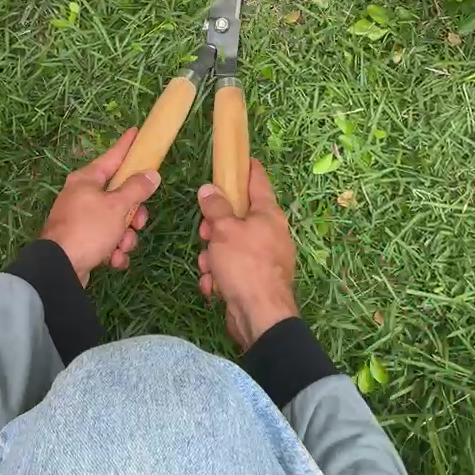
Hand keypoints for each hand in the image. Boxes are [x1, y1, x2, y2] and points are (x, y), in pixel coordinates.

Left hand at [40, 128, 161, 285]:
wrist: (59, 267)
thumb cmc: (88, 229)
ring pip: (115, 222)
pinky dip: (113, 251)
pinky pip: (106, 242)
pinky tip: (114, 260)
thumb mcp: (117, 206)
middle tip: (139, 222)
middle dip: (133, 213)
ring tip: (122, 247)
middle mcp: (82, 196)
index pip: (113, 157)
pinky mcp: (82, 242)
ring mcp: (81, 220)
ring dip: (125, 237)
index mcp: (86, 180)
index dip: (127, 145)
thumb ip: (136, 189)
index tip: (136, 132)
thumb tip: (150, 174)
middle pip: (119, 196)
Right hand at [196, 159, 298, 349]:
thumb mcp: (224, 229)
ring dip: (212, 254)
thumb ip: (215, 207)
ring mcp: (263, 257)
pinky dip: (219, 275)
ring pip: (229, 244)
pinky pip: (231, 268)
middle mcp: (270, 232)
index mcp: (268, 214)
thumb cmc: (245, 264)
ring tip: (208, 266)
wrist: (260, 316)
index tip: (237, 157)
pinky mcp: (254, 280)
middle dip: (215, 225)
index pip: (258, 180)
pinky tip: (213, 285)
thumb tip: (208, 189)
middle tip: (205, 232)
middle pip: (237, 216)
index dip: (246, 167)